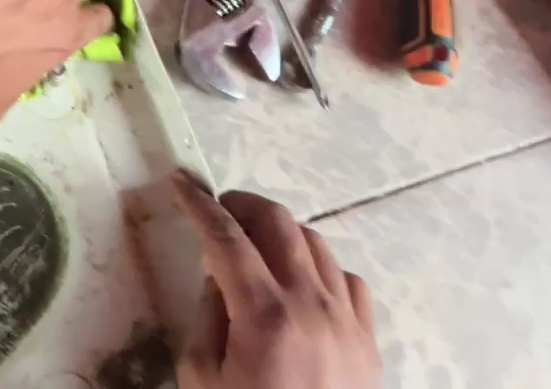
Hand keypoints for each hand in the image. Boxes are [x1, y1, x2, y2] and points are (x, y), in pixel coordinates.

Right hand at [170, 173, 381, 388]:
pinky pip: (348, 281)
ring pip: (315, 243)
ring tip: (255, 251)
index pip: (225, 235)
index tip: (179, 181)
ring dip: (279, 233)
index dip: (198, 202)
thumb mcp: (203, 380)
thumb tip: (219, 279)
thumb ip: (207, 317)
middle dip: (241, 205)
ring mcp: (349, 323)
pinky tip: (300, 287)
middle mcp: (313, 305)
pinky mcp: (371, 345)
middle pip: (278, 221)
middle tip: (217, 215)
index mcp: (265, 314)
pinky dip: (319, 268)